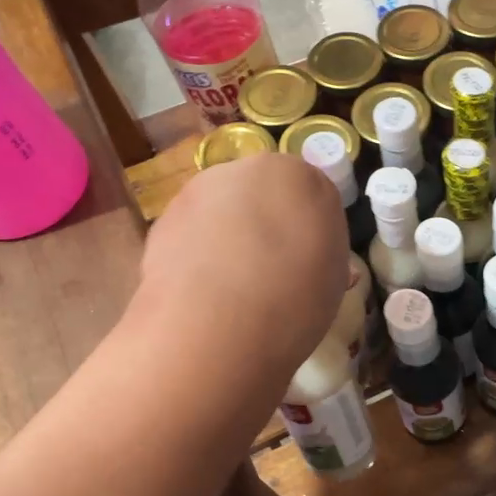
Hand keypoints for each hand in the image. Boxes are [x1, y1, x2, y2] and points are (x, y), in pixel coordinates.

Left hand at [137, 153, 348, 378]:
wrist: (219, 325)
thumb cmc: (296, 298)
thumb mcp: (333, 280)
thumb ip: (325, 254)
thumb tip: (311, 256)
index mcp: (299, 176)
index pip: (311, 194)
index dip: (311, 230)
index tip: (310, 263)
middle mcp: (246, 171)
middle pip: (262, 195)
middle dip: (267, 227)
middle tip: (274, 274)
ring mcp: (198, 191)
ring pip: (223, 213)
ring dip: (229, 240)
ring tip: (235, 291)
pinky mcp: (162, 220)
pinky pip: (192, 236)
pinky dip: (199, 257)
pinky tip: (205, 295)